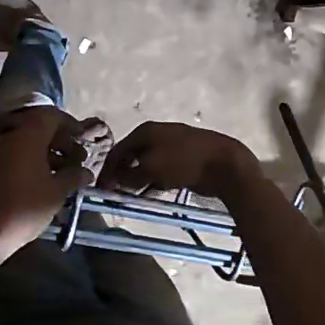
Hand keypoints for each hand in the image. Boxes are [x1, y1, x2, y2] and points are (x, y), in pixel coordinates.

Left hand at [0, 107, 95, 264]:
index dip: (70, 124)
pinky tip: (44, 180)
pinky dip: (31, 161)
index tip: (83, 138)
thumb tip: (86, 171)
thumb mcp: (57, 192)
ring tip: (64, 171)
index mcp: (27, 137)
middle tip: (77, 158)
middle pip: (38, 128)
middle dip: (60, 140)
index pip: (51, 116)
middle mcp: (9, 138)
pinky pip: (14, 155)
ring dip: (47, 152)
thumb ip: (74, 176)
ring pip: (26, 143)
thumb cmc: (25, 207)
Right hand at [100, 121, 258, 198]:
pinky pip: (163, 169)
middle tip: (115, 192)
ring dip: (138, 178)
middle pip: (133, 154)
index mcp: (146, 130)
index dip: (108, 168)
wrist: (224, 164)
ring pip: (148, 163)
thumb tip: (115, 179)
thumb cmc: (184, 162)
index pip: (119, 149)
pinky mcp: (186, 158)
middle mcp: (158, 134)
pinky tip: (152, 192)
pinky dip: (155, 179)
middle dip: (122, 172)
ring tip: (131, 194)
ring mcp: (174, 145)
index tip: (101, 187)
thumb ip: (130, 175)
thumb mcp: (151, 169)